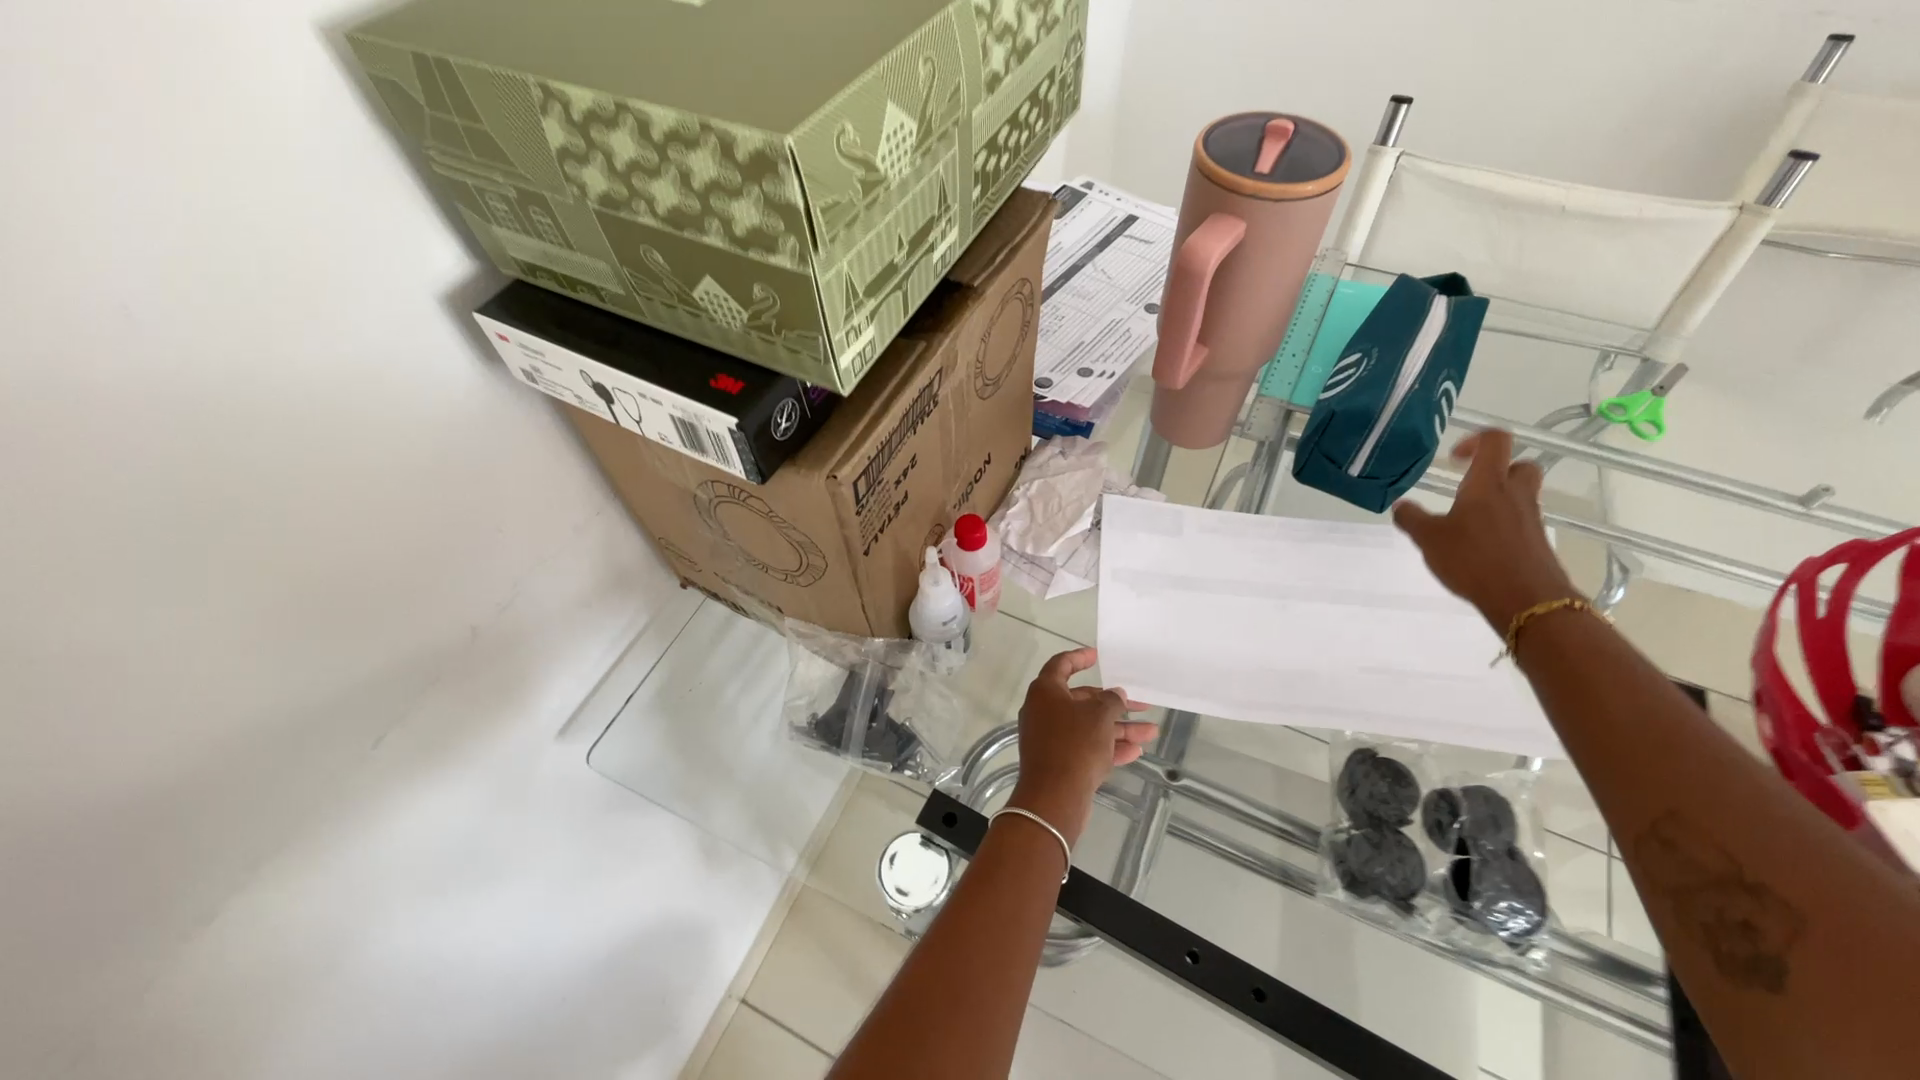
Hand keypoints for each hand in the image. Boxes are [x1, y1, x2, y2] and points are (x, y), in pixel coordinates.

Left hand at [1008, 647, 1156, 845]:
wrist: (1054, 796)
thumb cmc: (1075, 744)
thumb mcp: (1100, 715)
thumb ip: (1112, 701)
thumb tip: (1115, 695)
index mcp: (1046, 692)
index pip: (1061, 665)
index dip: (1079, 657)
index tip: (1097, 656)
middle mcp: (1044, 711)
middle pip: (1082, 700)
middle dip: (1114, 703)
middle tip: (1142, 704)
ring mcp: (1050, 738)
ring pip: (1088, 726)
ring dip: (1119, 728)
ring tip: (1150, 732)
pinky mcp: (1059, 761)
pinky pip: (1086, 747)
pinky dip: (1108, 747)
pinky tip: (1135, 752)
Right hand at [1391, 430, 1580, 629]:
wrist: (1526, 599)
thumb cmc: (1473, 559)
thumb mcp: (1429, 539)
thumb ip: (1412, 519)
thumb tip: (1401, 505)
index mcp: (1488, 484)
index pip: (1494, 441)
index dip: (1475, 440)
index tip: (1454, 459)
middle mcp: (1515, 494)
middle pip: (1519, 465)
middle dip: (1496, 469)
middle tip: (1470, 486)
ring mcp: (1530, 518)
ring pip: (1520, 495)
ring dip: (1498, 500)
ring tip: (1468, 522)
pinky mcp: (1537, 541)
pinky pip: (1521, 521)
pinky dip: (1502, 525)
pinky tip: (1479, 546)